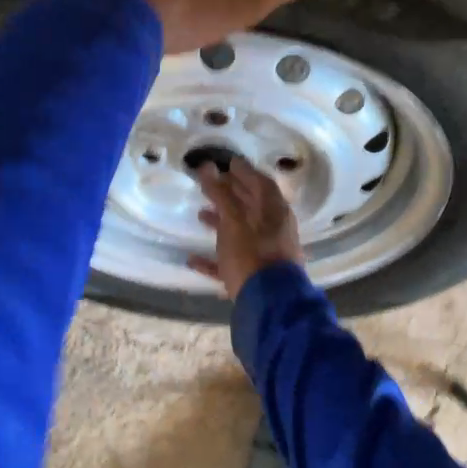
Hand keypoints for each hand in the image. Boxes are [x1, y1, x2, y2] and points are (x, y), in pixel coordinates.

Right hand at [191, 159, 302, 298]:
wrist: (270, 304)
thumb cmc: (252, 254)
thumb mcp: (233, 221)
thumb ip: (220, 194)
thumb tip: (206, 167)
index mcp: (274, 211)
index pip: (261, 182)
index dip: (243, 170)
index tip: (226, 162)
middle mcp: (274, 229)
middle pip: (251, 206)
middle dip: (231, 194)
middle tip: (210, 184)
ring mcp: (265, 254)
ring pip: (241, 232)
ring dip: (221, 222)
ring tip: (200, 214)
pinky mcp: (254, 277)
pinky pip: (232, 261)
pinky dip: (214, 258)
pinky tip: (192, 259)